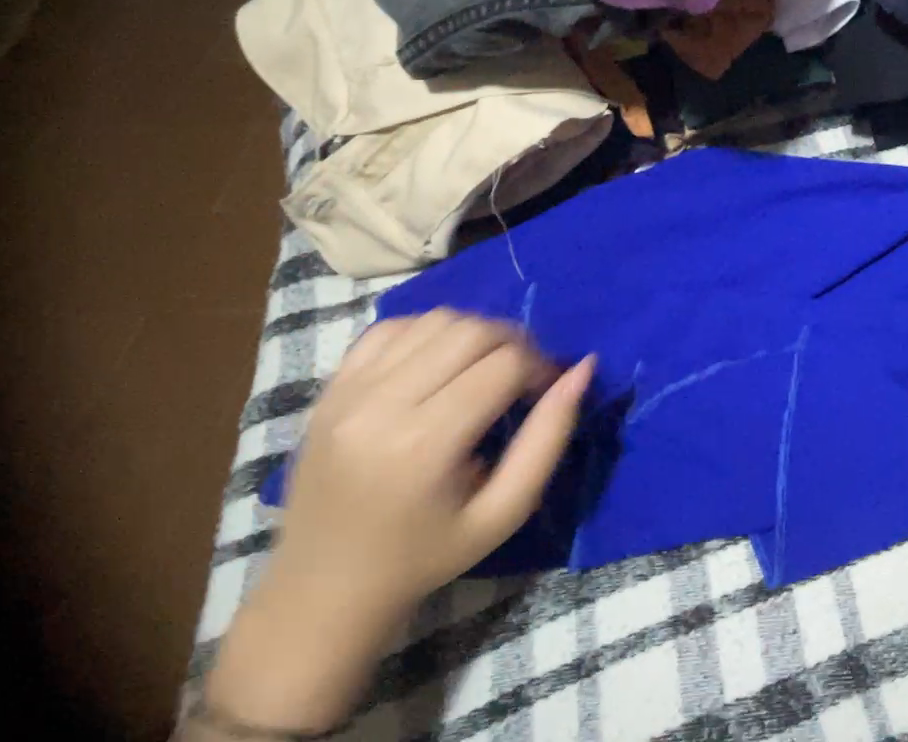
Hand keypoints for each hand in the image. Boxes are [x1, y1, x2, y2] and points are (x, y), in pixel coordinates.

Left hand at [200, 311, 590, 733]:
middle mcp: (379, 406)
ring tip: (487, 370)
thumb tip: (583, 369)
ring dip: (476, 334)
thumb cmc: (427, 555)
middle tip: (525, 377)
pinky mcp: (329, 389)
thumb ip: (550, 437)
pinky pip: (391, 329)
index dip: (542, 368)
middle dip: (515, 343)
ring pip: (434, 320)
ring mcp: (347, 393)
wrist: (324, 587)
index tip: (549, 392)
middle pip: (470, 331)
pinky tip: (443, 364)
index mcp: (424, 444)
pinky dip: (429, 333)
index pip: (505, 364)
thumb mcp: (506, 510)